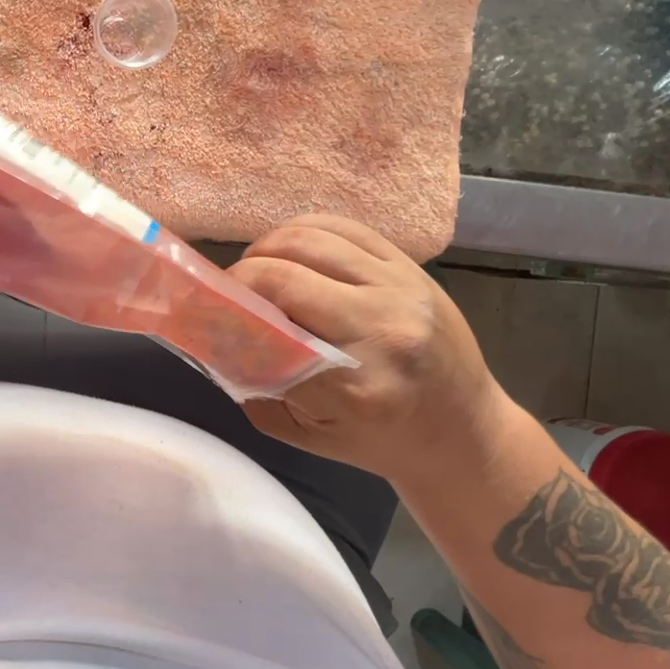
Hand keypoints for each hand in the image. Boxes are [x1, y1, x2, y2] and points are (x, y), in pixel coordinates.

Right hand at [226, 214, 518, 486]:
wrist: (465, 434)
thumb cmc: (377, 440)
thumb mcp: (304, 433)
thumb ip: (256, 386)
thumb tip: (212, 337)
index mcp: (354, 385)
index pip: (268, 332)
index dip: (226, 316)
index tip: (204, 316)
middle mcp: (381, 328)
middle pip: (282, 276)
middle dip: (239, 277)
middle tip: (227, 292)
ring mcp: (401, 290)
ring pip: (307, 240)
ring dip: (264, 250)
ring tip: (254, 270)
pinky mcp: (411, 267)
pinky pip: (340, 228)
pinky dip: (299, 232)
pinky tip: (285, 252)